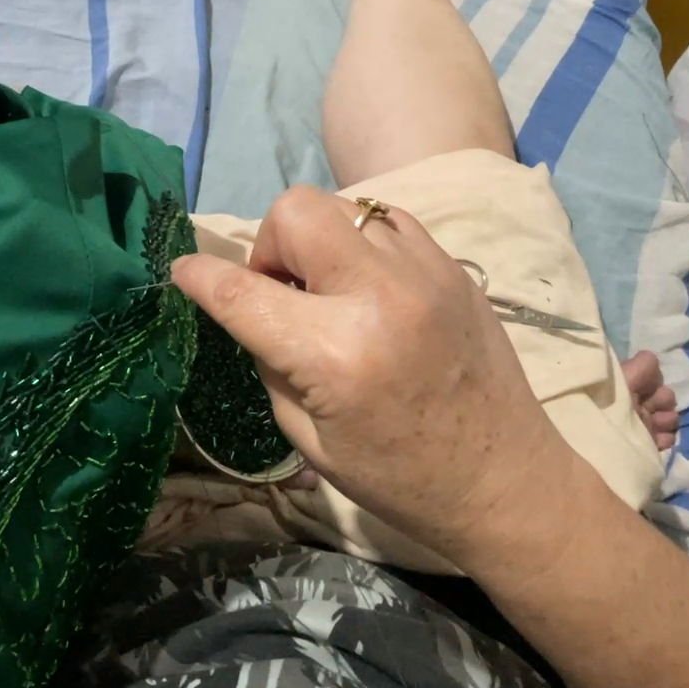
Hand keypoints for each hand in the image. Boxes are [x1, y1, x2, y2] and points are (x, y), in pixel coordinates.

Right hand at [173, 186, 579, 564]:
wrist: (506, 480)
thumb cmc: (398, 478)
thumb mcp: (307, 437)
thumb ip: (269, 357)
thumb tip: (249, 305)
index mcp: (334, 355)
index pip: (243, 292)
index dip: (199, 276)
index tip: (182, 270)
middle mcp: (378, 296)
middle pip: (295, 211)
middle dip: (271, 245)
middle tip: (284, 292)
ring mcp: (424, 271)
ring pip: (340, 207)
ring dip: (317, 243)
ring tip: (331, 290)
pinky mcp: (452, 265)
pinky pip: (384, 222)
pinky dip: (360, 244)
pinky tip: (370, 287)